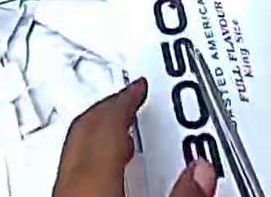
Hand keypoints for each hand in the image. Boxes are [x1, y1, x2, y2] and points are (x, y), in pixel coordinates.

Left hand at [53, 78, 220, 196]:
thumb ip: (181, 191)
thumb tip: (202, 170)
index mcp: (91, 176)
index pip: (107, 118)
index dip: (127, 97)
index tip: (141, 84)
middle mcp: (69, 185)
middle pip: (85, 129)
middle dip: (109, 107)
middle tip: (131, 97)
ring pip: (75, 152)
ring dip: (98, 136)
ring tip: (125, 134)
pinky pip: (71, 176)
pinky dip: (90, 163)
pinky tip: (108, 175)